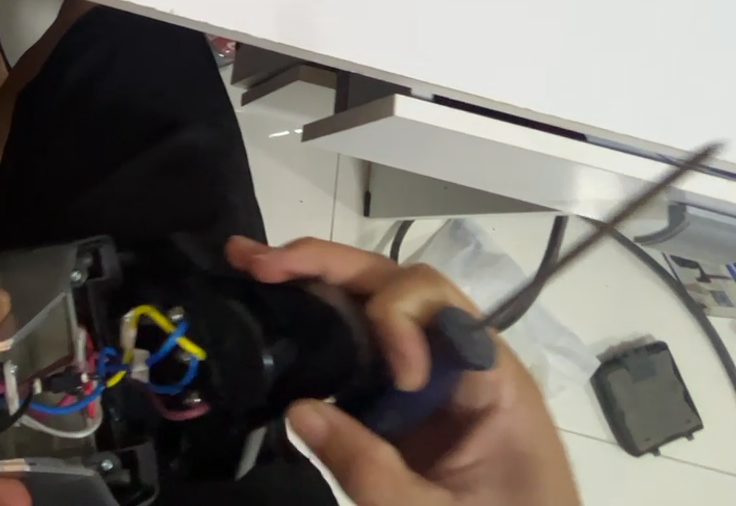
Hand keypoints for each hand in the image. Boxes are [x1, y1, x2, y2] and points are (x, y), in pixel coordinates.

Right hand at [225, 236, 579, 505]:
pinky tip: (267, 305)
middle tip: (256, 263)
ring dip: (305, 274)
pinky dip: (306, 312)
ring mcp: (420, 371)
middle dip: (321, 263)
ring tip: (246, 264)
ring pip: (363, 298)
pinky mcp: (394, 394)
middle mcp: (452, 355)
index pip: (436, 300)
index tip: (399, 376)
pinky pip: (350, 337)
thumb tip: (296, 409)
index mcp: (489, 376)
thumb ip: (373, 471)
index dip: (399, 315)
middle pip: (387, 281)